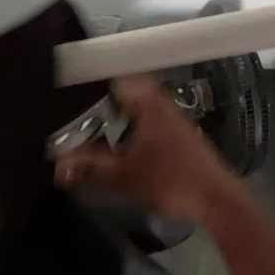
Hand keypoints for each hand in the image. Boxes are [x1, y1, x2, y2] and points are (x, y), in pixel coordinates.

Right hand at [53, 74, 245, 222]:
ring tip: (81, 121)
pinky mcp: (174, 129)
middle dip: (95, 96)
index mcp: (147, 99)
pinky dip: (125, 121)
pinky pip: (141, 114)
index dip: (86, 78)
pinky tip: (111, 138)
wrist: (217, 200)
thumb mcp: (125, 176)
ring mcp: (169, 112)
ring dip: (110, 110)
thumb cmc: (173, 180)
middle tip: (68, 107)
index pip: (110, 74)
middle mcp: (158, 98)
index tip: (64, 84)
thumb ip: (90, 167)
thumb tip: (58, 165)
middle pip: (119, 87)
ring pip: (131, 101)